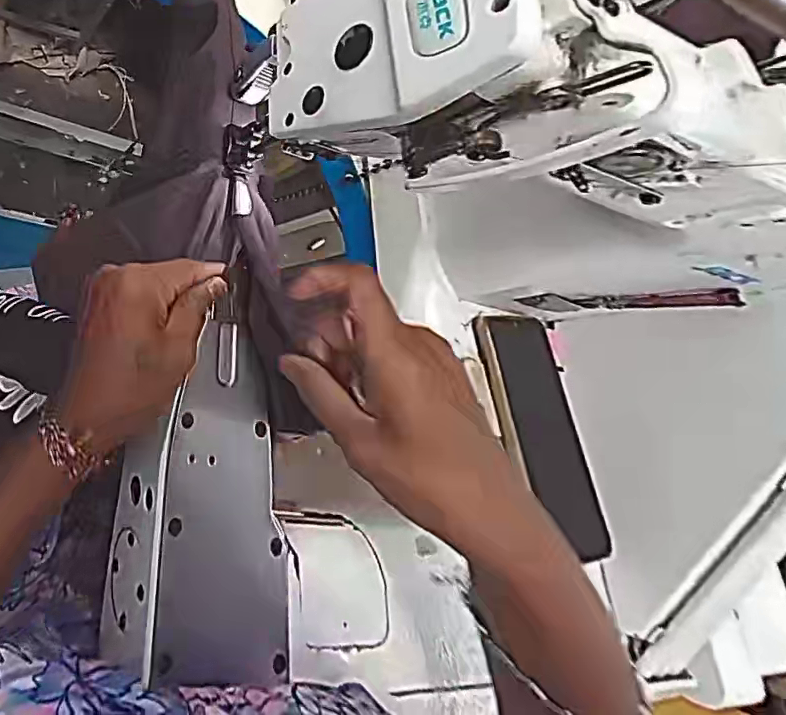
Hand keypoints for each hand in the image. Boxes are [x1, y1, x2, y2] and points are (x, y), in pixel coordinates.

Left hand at [57, 261, 227, 453]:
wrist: (86, 416)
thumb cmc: (124, 393)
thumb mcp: (178, 349)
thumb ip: (198, 307)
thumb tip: (212, 284)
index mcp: (137, 283)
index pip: (189, 266)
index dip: (212, 277)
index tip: (225, 284)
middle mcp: (114, 276)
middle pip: (169, 273)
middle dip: (187, 294)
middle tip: (197, 326)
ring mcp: (101, 286)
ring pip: (152, 282)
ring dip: (167, 301)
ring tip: (168, 338)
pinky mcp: (95, 298)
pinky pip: (133, 291)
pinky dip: (147, 307)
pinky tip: (150, 335)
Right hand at [279, 262, 528, 554]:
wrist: (491, 509)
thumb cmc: (438, 482)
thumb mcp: (359, 441)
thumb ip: (318, 392)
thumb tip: (294, 363)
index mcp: (395, 353)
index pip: (357, 282)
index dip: (320, 277)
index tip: (297, 293)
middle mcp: (418, 344)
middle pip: (358, 309)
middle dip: (326, 333)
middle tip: (314, 371)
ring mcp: (434, 354)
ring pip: (375, 328)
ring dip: (347, 351)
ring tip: (344, 398)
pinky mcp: (442, 368)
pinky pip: (396, 345)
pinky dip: (370, 361)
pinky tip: (368, 401)